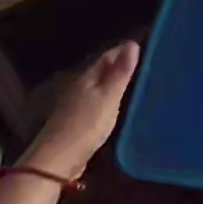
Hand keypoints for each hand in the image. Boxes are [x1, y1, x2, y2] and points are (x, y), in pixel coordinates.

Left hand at [22, 41, 139, 178]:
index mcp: (87, 78)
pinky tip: (119, 106)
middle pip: (102, 71)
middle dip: (120, 66)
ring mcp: (76, 106)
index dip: (122, 51)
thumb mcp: (108, 97)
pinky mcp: (78, 122)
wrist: (57, 160)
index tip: (143, 47)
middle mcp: (79, 88)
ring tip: (136, 84)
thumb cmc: (86, 125)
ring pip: (99, 87)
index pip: (107, 57)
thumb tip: (132, 43)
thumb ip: (121, 72)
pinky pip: (98, 103)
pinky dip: (110, 99)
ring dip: (115, 83)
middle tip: (144, 64)